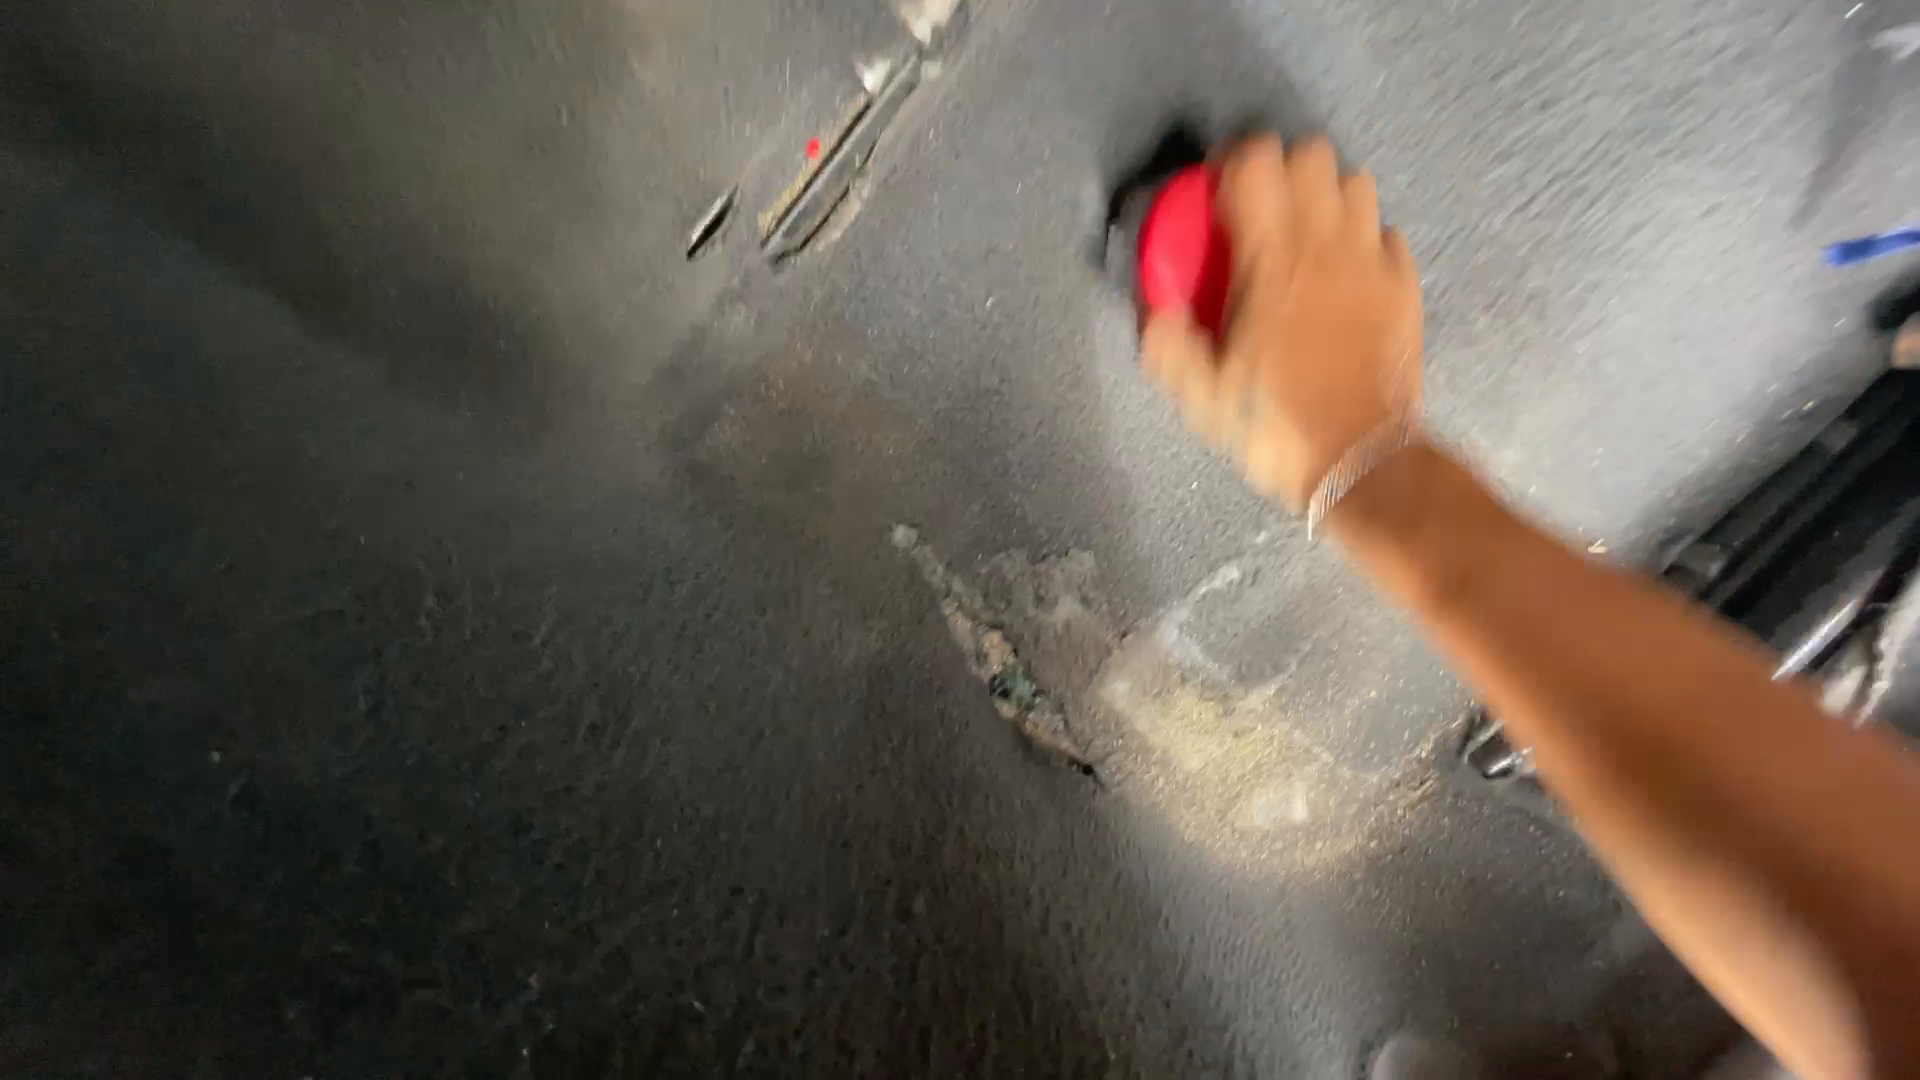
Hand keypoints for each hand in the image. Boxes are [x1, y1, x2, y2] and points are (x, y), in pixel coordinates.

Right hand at [1141, 134, 1423, 510]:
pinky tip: (1343, 273)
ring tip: (1302, 235)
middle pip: (1313, 156)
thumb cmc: (1276, 425)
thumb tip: (1155, 315)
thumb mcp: (1203, 398)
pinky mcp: (1404, 287)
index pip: (1257, 166)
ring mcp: (1374, 263)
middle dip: (1280, 168)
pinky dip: (1361, 238)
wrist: (1360, 461)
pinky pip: (1385, 232)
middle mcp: (1328, 247)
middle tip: (1257, 210)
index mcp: (1273, 264)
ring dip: (1324, 196)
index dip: (1231, 162)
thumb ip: (1170, 349)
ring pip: (1356, 183)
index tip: (1214, 188)